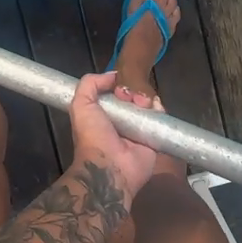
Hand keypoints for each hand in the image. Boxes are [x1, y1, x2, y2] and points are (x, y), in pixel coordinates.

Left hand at [66, 71, 160, 199]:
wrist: (110, 167)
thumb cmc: (93, 135)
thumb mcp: (81, 105)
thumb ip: (90, 84)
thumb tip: (113, 75)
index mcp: (104, 113)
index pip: (116, 91)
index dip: (118, 84)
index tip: (119, 86)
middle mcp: (122, 120)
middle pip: (133, 95)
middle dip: (134, 90)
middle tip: (131, 97)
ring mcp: (139, 128)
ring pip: (148, 103)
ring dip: (146, 98)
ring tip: (141, 103)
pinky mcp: (154, 136)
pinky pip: (160, 117)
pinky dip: (159, 109)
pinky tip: (153, 107)